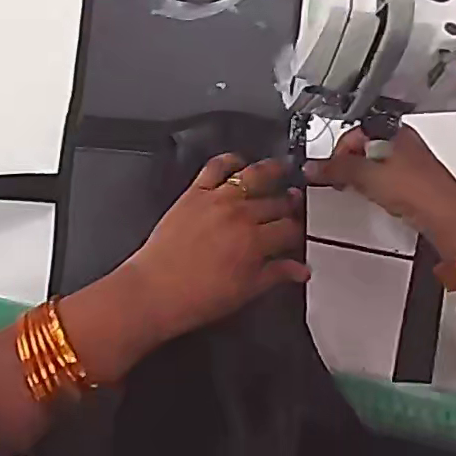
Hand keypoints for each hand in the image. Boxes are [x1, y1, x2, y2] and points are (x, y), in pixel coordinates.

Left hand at [115, 155, 308, 342]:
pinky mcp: (195, 192)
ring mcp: (217, 200)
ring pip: (253, 175)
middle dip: (290, 203)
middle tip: (294, 203)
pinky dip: (230, 159)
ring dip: (271, 170)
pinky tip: (239, 161)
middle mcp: (239, 216)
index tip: (299, 231)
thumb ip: (276, 275)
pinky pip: (216, 166)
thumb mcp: (245, 292)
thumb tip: (299, 270)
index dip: (299, 229)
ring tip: (281, 168)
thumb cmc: (195, 296)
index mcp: (255, 242)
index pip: (289, 228)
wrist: (155, 291)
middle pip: (276, 201)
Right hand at [305, 125, 455, 244]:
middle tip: (341, 178)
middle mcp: (406, 143)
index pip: (355, 132)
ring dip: (363, 178)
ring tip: (359, 190)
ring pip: (376, 165)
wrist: (449, 220)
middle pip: (364, 148)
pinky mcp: (416, 185)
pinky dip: (377, 188)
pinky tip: (377, 199)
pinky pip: (387, 181)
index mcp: (395, 130)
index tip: (329, 167)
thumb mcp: (367, 175)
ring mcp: (412, 164)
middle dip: (349, 163)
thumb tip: (314, 167)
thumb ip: (337, 169)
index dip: (339, 149)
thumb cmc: (421, 190)